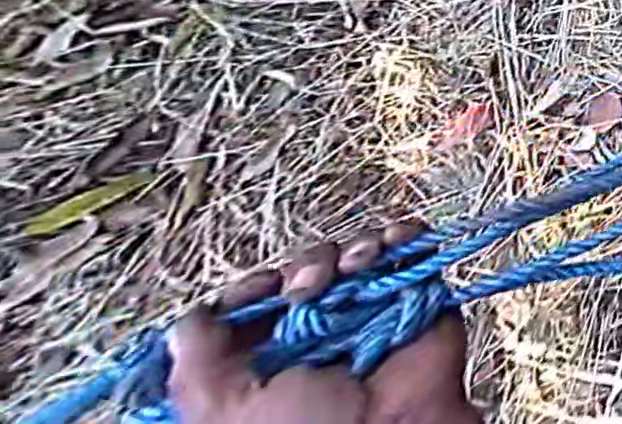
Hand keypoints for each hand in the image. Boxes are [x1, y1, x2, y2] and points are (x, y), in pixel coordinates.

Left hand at [169, 224, 479, 423]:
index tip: (258, 288)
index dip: (255, 286)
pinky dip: (403, 234)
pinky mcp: (417, 285)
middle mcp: (323, 322)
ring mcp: (373, 301)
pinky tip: (393, 241)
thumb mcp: (228, 413)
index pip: (259, 301)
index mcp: (275, 351)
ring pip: (360, 250)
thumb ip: (199, 372)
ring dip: (356, 247)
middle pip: (311, 267)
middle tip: (310, 285)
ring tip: (358, 264)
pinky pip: (412, 246)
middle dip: (310, 264)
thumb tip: (186, 322)